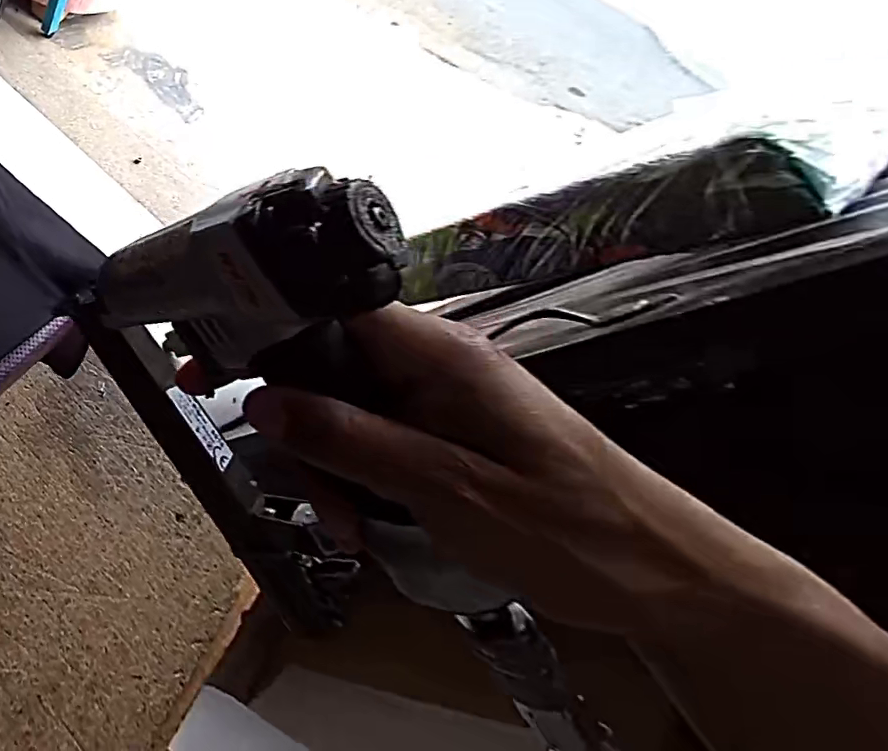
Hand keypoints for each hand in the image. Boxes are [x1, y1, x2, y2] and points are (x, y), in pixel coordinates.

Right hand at [240, 304, 802, 637]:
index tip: (214, 359)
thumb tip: (262, 402)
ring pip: (328, 400)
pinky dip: (344, 470)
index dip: (260, 318)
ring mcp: (422, 390)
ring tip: (342, 516)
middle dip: (290, 416)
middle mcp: (421, 357)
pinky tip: (359, 515)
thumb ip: (350, 441)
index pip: (322, 301)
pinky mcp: (425, 421)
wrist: (673, 585)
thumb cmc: (583, 534)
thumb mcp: (452, 490)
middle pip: (313, 358)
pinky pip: (356, 429)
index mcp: (432, 350)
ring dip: (318, 457)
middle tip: (291, 471)